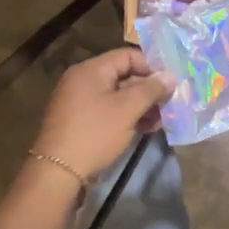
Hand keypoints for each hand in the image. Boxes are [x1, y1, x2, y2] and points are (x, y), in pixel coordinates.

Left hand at [31, 48, 174, 182]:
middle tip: (170, 104)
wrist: (58, 172)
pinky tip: (146, 129)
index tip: (171, 83)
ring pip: (118, 97)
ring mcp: (81, 103)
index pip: (127, 56)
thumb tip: (171, 76)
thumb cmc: (94, 134)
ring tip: (162, 121)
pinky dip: (128, 117)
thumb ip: (151, 90)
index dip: (151, 67)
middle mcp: (83, 81)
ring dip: (141, 106)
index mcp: (90, 70)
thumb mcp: (127, 109)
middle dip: (149, 90)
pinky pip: (110, 112)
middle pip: (124, 76)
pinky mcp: (82, 122)